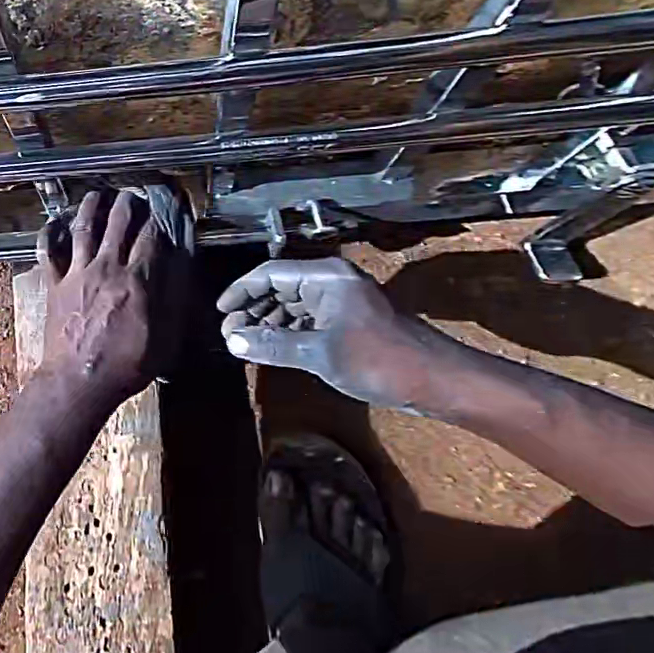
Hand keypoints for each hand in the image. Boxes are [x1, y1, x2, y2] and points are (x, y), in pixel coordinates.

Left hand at [33, 191, 182, 410]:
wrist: (79, 382)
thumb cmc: (127, 365)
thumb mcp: (165, 337)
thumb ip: (174, 298)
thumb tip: (181, 267)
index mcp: (137, 280)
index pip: (151, 236)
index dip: (160, 217)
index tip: (165, 205)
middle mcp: (107, 267)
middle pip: (118, 223)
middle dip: (128, 203)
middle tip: (132, 195)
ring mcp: (77, 273)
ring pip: (84, 228)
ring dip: (91, 206)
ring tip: (97, 194)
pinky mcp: (54, 284)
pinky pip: (48, 252)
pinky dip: (49, 234)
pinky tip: (54, 223)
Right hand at [217, 258, 458, 410]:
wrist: (432, 378)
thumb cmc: (377, 358)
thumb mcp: (319, 352)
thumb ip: (273, 344)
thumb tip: (233, 342)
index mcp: (325, 276)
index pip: (271, 273)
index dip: (242, 291)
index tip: (221, 312)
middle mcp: (331, 282)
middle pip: (280, 287)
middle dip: (253, 309)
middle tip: (230, 335)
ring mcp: (340, 302)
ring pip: (293, 305)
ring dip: (268, 323)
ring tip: (245, 344)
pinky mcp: (347, 322)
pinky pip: (307, 320)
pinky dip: (287, 332)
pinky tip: (271, 348)